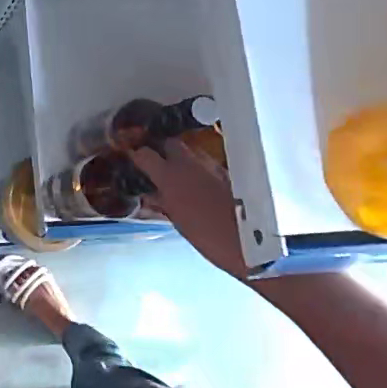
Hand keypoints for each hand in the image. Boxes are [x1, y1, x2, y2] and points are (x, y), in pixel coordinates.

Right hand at [133, 139, 249, 279]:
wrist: (254, 244)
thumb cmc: (207, 236)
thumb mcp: (177, 220)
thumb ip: (162, 201)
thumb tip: (152, 192)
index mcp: (170, 176)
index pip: (144, 154)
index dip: (136, 155)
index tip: (132, 158)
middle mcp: (191, 164)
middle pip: (170, 143)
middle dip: (160, 148)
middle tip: (155, 161)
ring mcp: (213, 166)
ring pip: (191, 151)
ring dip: (182, 158)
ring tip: (176, 172)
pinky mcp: (230, 173)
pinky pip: (207, 163)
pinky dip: (199, 169)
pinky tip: (198, 183)